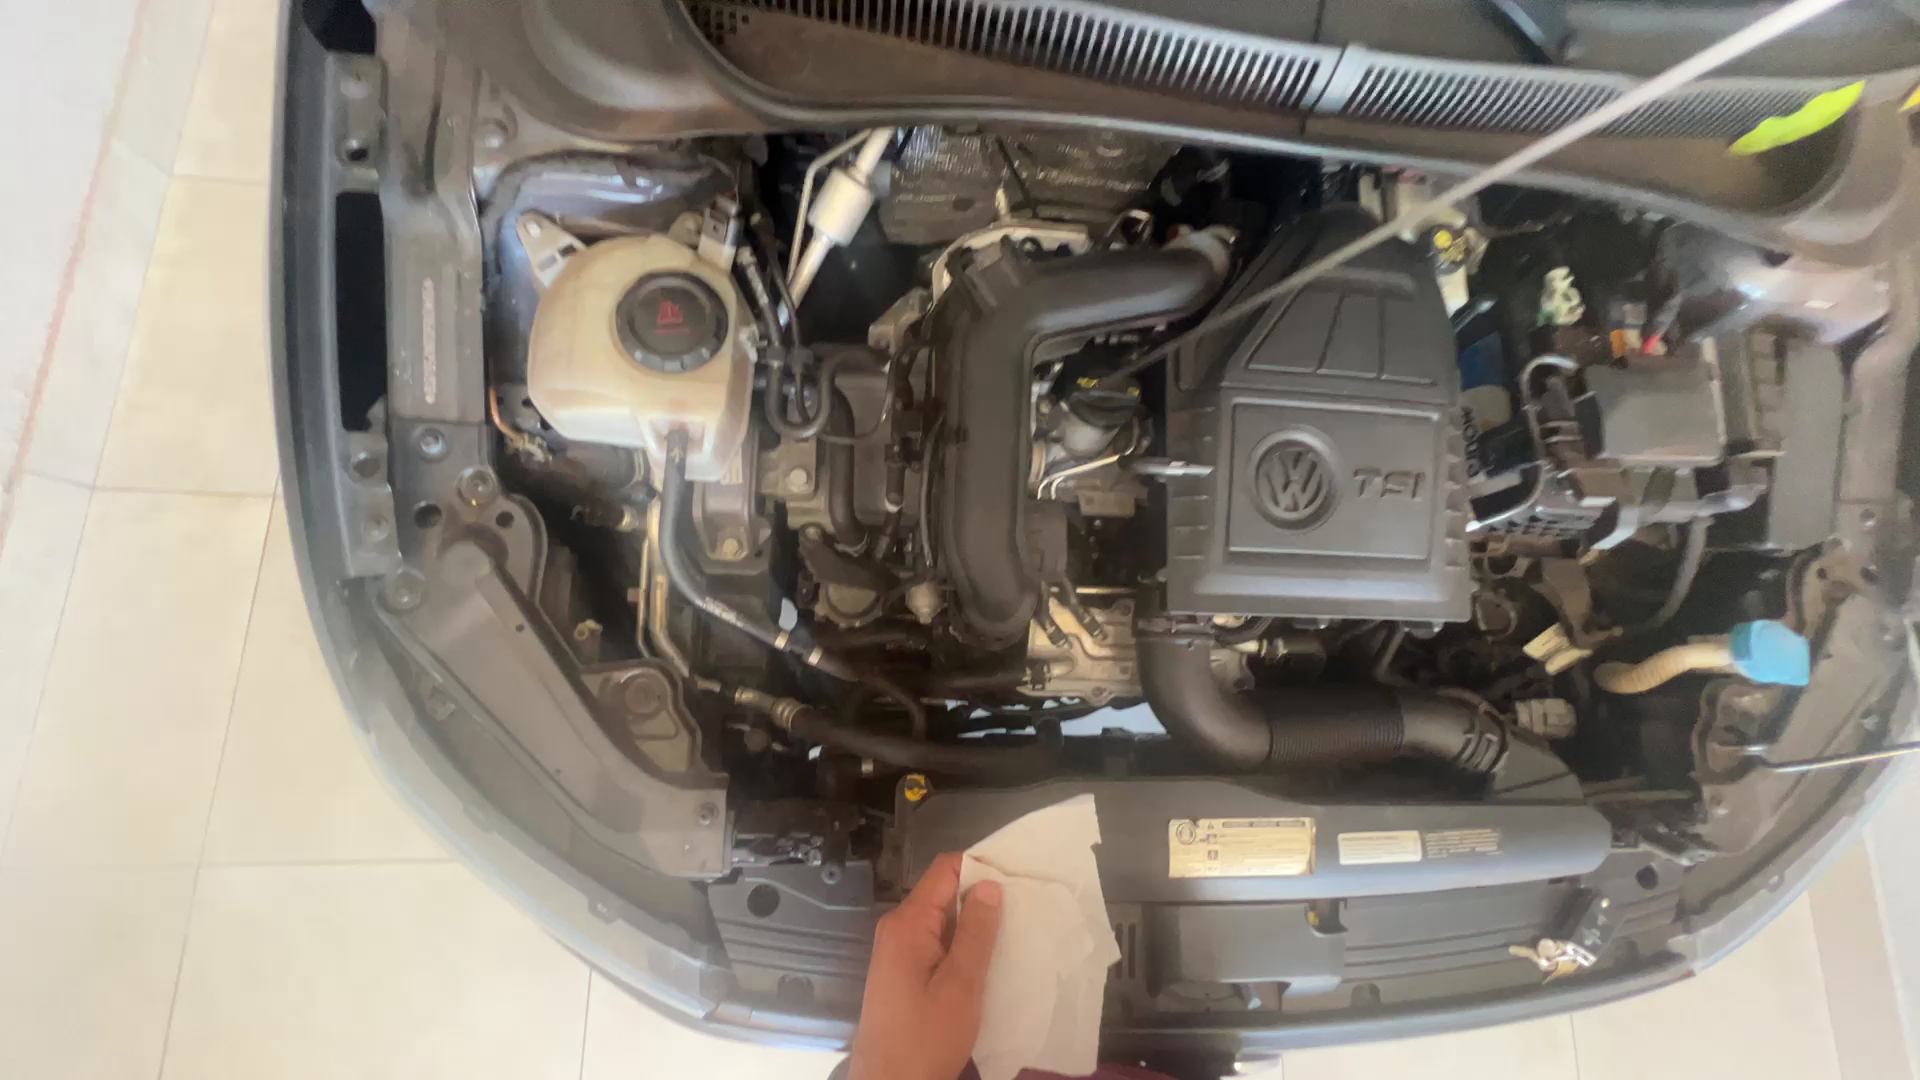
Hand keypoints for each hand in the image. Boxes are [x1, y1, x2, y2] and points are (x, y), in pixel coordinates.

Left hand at [848, 852, 1003, 1079]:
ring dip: (973, 924)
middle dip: (980, 896)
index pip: (944, 869)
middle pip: (943, 891)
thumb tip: (989, 884)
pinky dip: (960, 944)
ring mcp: (897, 950)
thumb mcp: (959, 987)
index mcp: (908, 922)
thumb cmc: (924, 1040)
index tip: (1015, 878)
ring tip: (1011, 934)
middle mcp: (898, 927)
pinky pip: (935, 941)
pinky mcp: (902, 971)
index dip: (979, 866)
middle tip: (1021, 908)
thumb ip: (976, 933)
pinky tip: (985, 961)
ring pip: (942, 918)